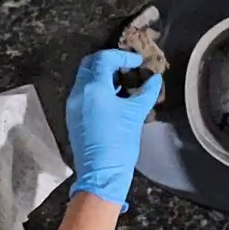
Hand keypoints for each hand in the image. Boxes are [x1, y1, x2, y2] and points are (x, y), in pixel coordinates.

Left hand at [66, 49, 161, 208]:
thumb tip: (155, 79)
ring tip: (123, 81)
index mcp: (93, 88)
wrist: (101, 173)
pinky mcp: (73, 116)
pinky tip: (113, 97)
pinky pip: (83, 92)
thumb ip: (147, 92)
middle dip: (109, 61)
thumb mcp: (136, 114)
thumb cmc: (119, 143)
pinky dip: (97, 87)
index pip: (104, 59)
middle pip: (90, 64)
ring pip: (85, 78)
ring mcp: (73, 105)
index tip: (138, 61)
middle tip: (128, 66)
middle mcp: (79, 92)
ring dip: (102, 74)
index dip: (122, 56)